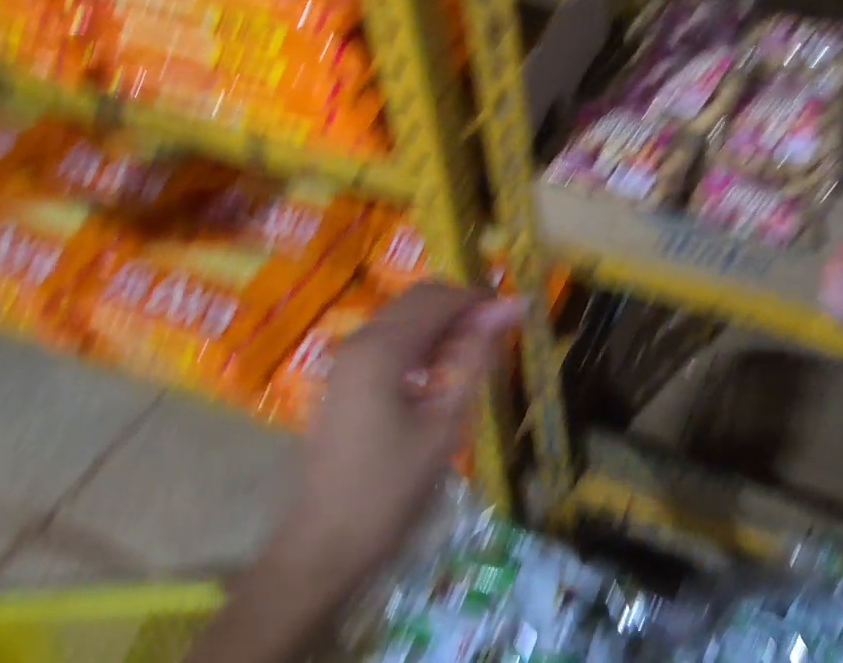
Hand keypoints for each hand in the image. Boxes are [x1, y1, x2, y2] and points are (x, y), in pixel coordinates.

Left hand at [277, 282, 522, 577]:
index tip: (517, 315)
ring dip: (443, 325)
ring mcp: (347, 360)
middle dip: (462, 308)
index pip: (439, 297)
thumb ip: (475, 356)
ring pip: (404, 318)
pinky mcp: (344, 380)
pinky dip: (422, 343)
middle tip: (500, 336)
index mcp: (381, 348)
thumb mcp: (445, 421)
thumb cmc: (392, 487)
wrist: (325, 545)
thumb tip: (509, 307)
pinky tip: (442, 375)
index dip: (481, 299)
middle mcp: (359, 341)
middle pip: (418, 300)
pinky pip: (390, 341)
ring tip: (478, 357)